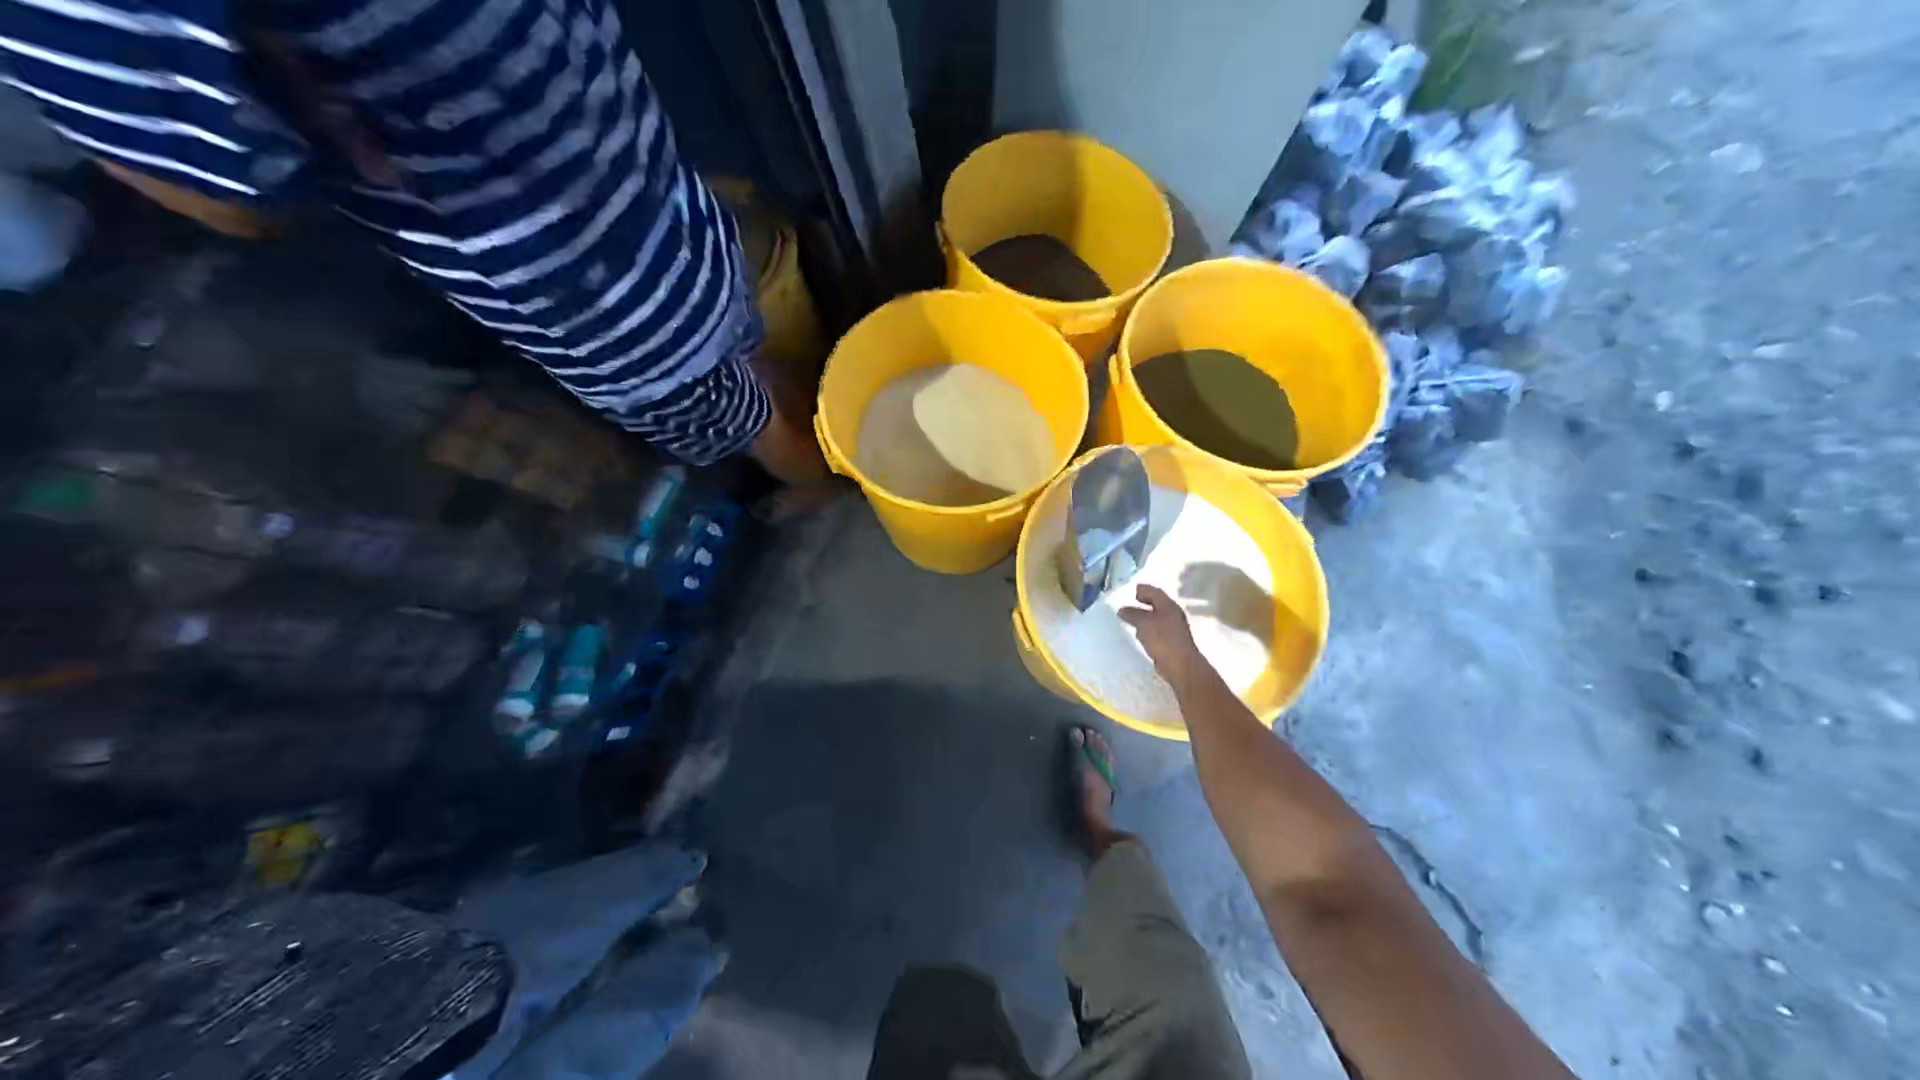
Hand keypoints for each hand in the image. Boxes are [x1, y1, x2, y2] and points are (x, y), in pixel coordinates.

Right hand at [1117, 584, 1204, 687]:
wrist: (1180, 664)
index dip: (1144, 589)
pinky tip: (1141, 633)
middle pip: (1158, 603)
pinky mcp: (1171, 641)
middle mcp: (1173, 614)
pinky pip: (1158, 629)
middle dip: (1146, 601)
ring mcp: (1174, 628)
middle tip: (1133, 600)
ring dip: (1147, 615)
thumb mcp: (1144, 623)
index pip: (1155, 592)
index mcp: (1168, 606)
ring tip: (1133, 617)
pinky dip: (1149, 627)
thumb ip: (1132, 614)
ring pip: (1158, 616)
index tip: (1134, 589)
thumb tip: (1122, 609)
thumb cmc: (1163, 639)